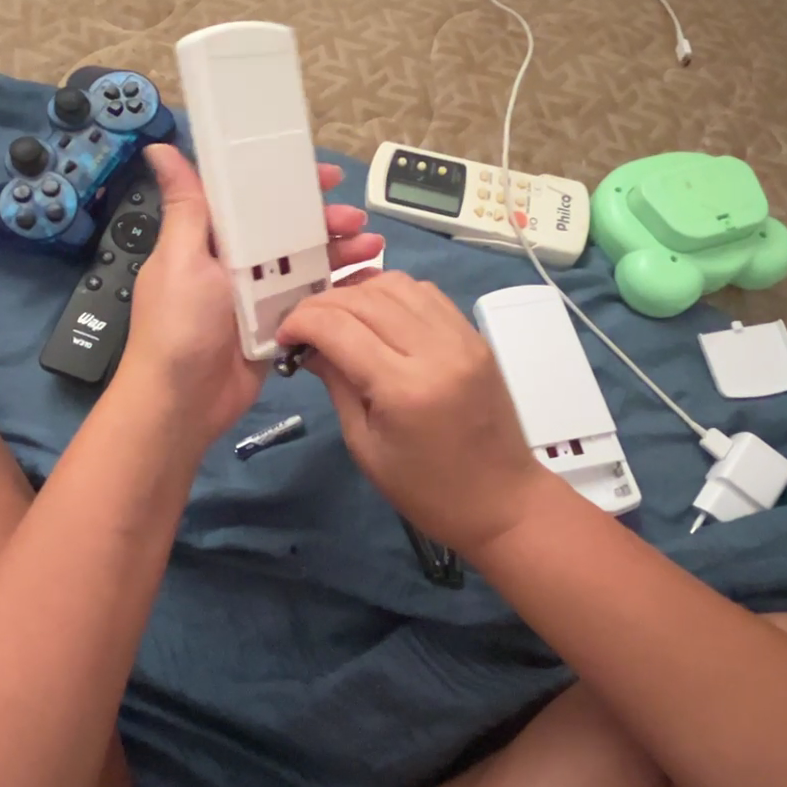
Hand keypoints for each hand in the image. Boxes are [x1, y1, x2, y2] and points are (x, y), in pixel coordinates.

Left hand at [112, 145, 383, 442]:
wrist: (184, 403)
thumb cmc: (180, 325)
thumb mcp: (181, 258)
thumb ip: (187, 206)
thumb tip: (158, 148)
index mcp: (211, 239)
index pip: (253, 198)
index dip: (287, 182)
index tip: (323, 176)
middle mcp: (237, 262)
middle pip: (288, 229)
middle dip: (324, 220)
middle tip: (355, 219)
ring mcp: (260, 295)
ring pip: (307, 262)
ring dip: (340, 250)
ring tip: (372, 246)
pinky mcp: (279, 324)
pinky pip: (314, 298)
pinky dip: (340, 288)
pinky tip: (369, 280)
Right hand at [274, 273, 551, 553]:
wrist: (502, 501)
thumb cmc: (425, 490)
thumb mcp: (365, 445)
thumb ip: (337, 384)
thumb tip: (307, 346)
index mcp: (404, 388)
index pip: (339, 328)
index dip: (301, 321)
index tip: (283, 335)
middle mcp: (436, 350)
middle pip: (365, 298)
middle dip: (323, 303)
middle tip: (302, 324)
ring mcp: (461, 337)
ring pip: (397, 284)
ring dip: (357, 291)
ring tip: (336, 315)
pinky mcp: (474, 336)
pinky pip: (426, 294)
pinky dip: (392, 294)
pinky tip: (376, 313)